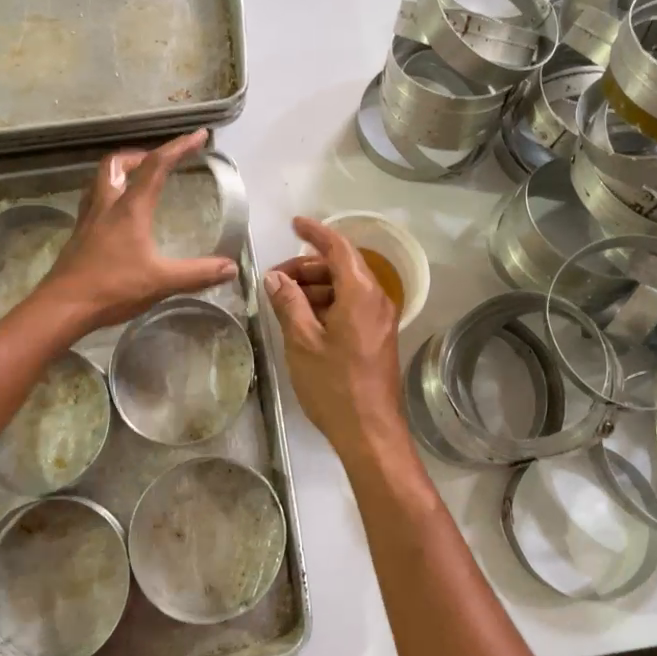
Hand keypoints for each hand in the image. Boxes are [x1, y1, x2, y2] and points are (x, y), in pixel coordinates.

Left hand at [36, 130, 237, 331]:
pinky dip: (108, 197)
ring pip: (99, 181)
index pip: (156, 166)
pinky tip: (117, 217)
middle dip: (140, 156)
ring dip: (120, 173)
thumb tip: (231, 267)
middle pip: (116, 164)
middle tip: (158, 162)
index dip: (179, 147)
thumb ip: (197, 273)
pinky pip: (93, 202)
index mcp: (130, 209)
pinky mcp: (78, 236)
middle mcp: (106, 206)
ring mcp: (88, 220)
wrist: (62, 307)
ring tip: (138, 182)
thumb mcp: (161, 282)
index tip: (198, 135)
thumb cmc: (112, 288)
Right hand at [264, 217, 404, 458]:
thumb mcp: (302, 341)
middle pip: (342, 267)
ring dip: (316, 287)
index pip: (339, 248)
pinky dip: (328, 304)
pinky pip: (353, 306)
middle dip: (308, 266)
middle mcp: (377, 299)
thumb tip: (275, 277)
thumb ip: (289, 303)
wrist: (370, 431)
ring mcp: (380, 319)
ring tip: (284, 300)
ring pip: (347, 288)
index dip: (316, 233)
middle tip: (276, 279)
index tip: (294, 223)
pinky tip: (304, 319)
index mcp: (361, 294)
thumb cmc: (334, 385)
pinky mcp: (378, 337)